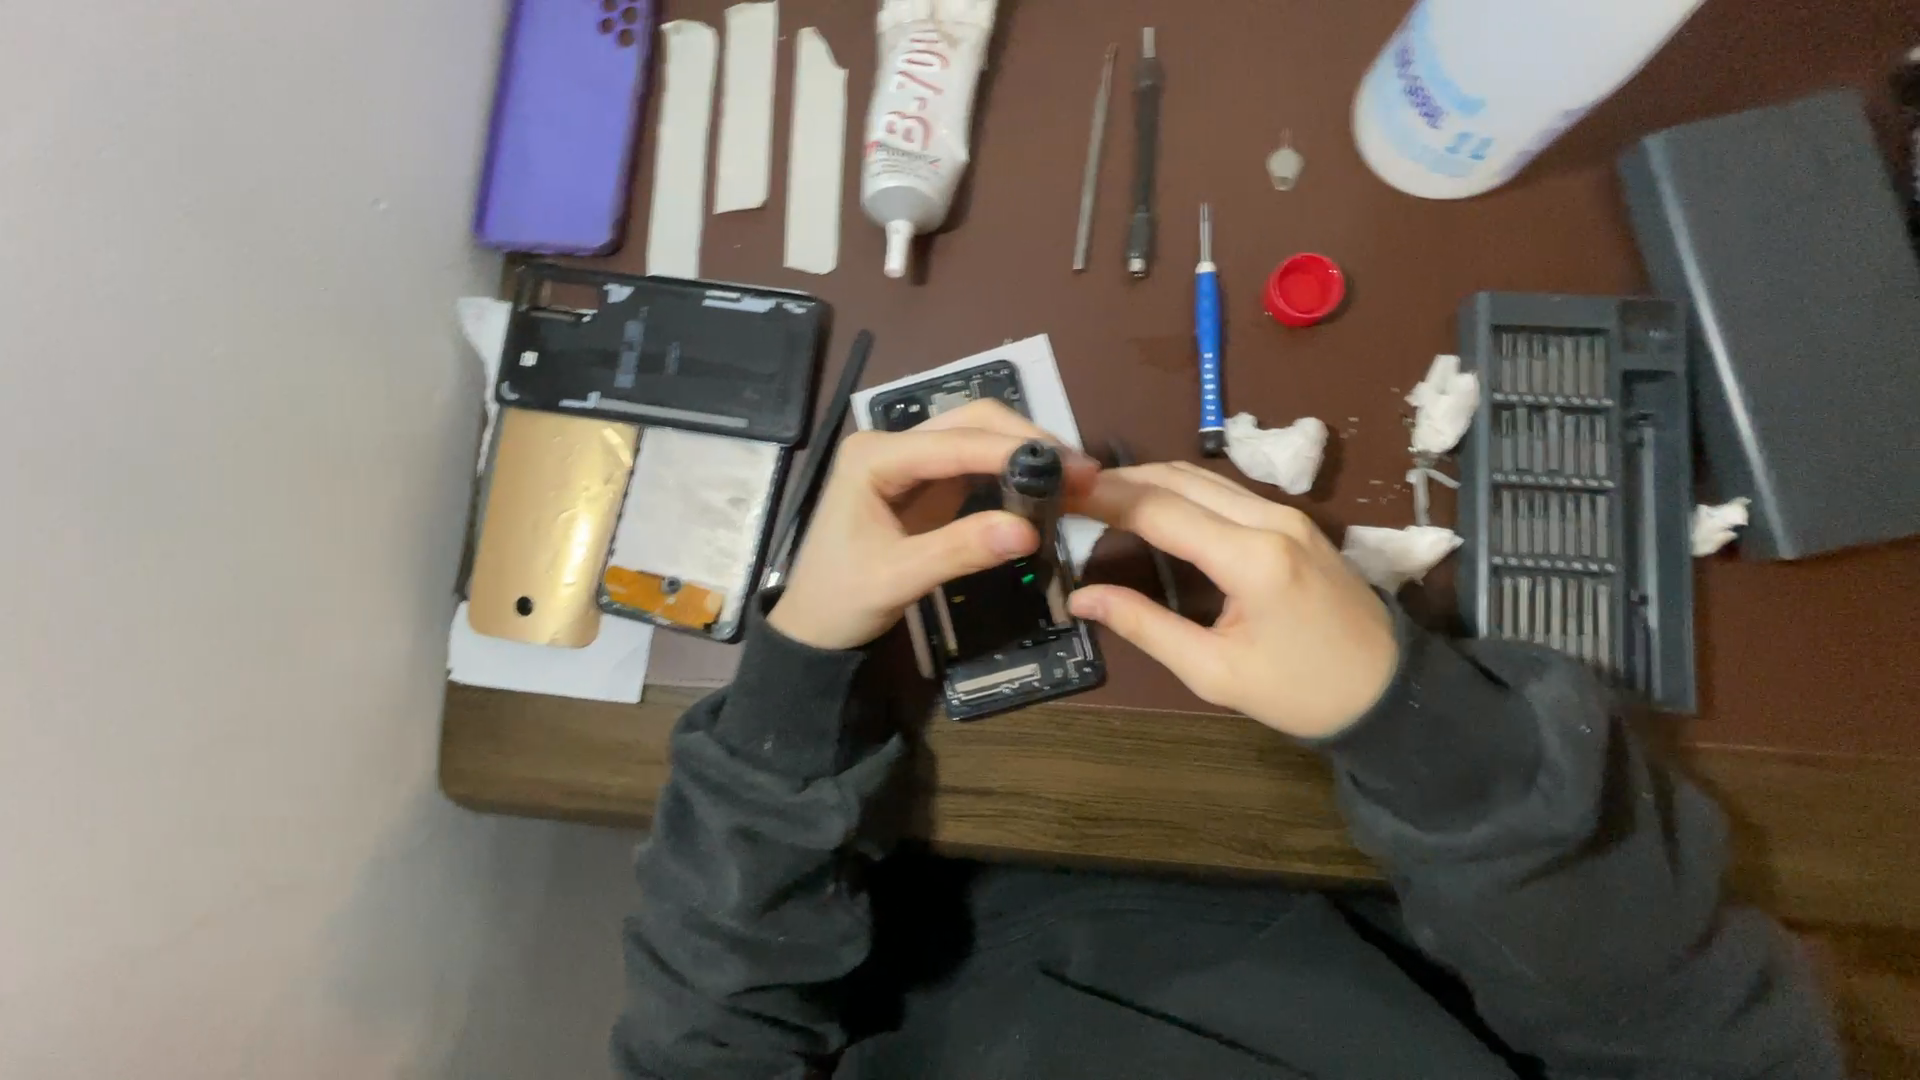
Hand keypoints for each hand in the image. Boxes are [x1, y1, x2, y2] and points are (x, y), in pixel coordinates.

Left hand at [769, 401, 1097, 650]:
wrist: (813, 626)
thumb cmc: (841, 599)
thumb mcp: (896, 578)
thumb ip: (958, 550)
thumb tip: (1029, 530)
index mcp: (873, 456)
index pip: (955, 441)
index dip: (1015, 451)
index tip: (1072, 468)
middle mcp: (891, 446)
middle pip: (970, 423)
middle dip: (1027, 442)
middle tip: (1081, 472)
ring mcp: (908, 461)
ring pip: (976, 437)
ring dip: (1025, 451)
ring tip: (1074, 478)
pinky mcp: (924, 483)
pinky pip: (974, 464)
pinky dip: (1011, 472)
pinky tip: (1043, 487)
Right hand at [1068, 462, 1397, 738]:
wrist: (1394, 693)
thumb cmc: (1301, 693)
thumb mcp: (1214, 671)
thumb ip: (1144, 625)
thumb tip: (1081, 597)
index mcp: (1250, 558)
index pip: (1159, 510)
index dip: (1103, 498)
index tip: (1059, 493)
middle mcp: (1270, 520)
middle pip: (1179, 479)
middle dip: (1120, 480)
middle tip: (1071, 492)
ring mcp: (1287, 515)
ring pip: (1203, 477)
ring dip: (1149, 479)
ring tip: (1100, 495)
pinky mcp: (1294, 521)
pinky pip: (1225, 491)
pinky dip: (1179, 490)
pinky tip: (1152, 505)